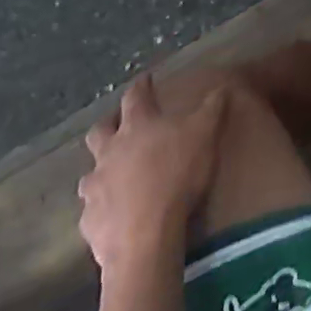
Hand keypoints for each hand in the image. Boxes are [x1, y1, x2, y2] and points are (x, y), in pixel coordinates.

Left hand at [78, 76, 226, 272]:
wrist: (145, 233)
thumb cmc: (178, 173)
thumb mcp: (206, 134)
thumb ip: (212, 109)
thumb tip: (221, 86)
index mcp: (138, 127)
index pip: (136, 98)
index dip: (141, 86)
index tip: (144, 78)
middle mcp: (109, 152)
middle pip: (100, 131)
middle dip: (109, 122)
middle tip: (120, 122)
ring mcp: (95, 186)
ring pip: (93, 169)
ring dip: (105, 166)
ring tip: (119, 171)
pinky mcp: (90, 217)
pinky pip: (95, 203)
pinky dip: (106, 200)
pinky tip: (119, 207)